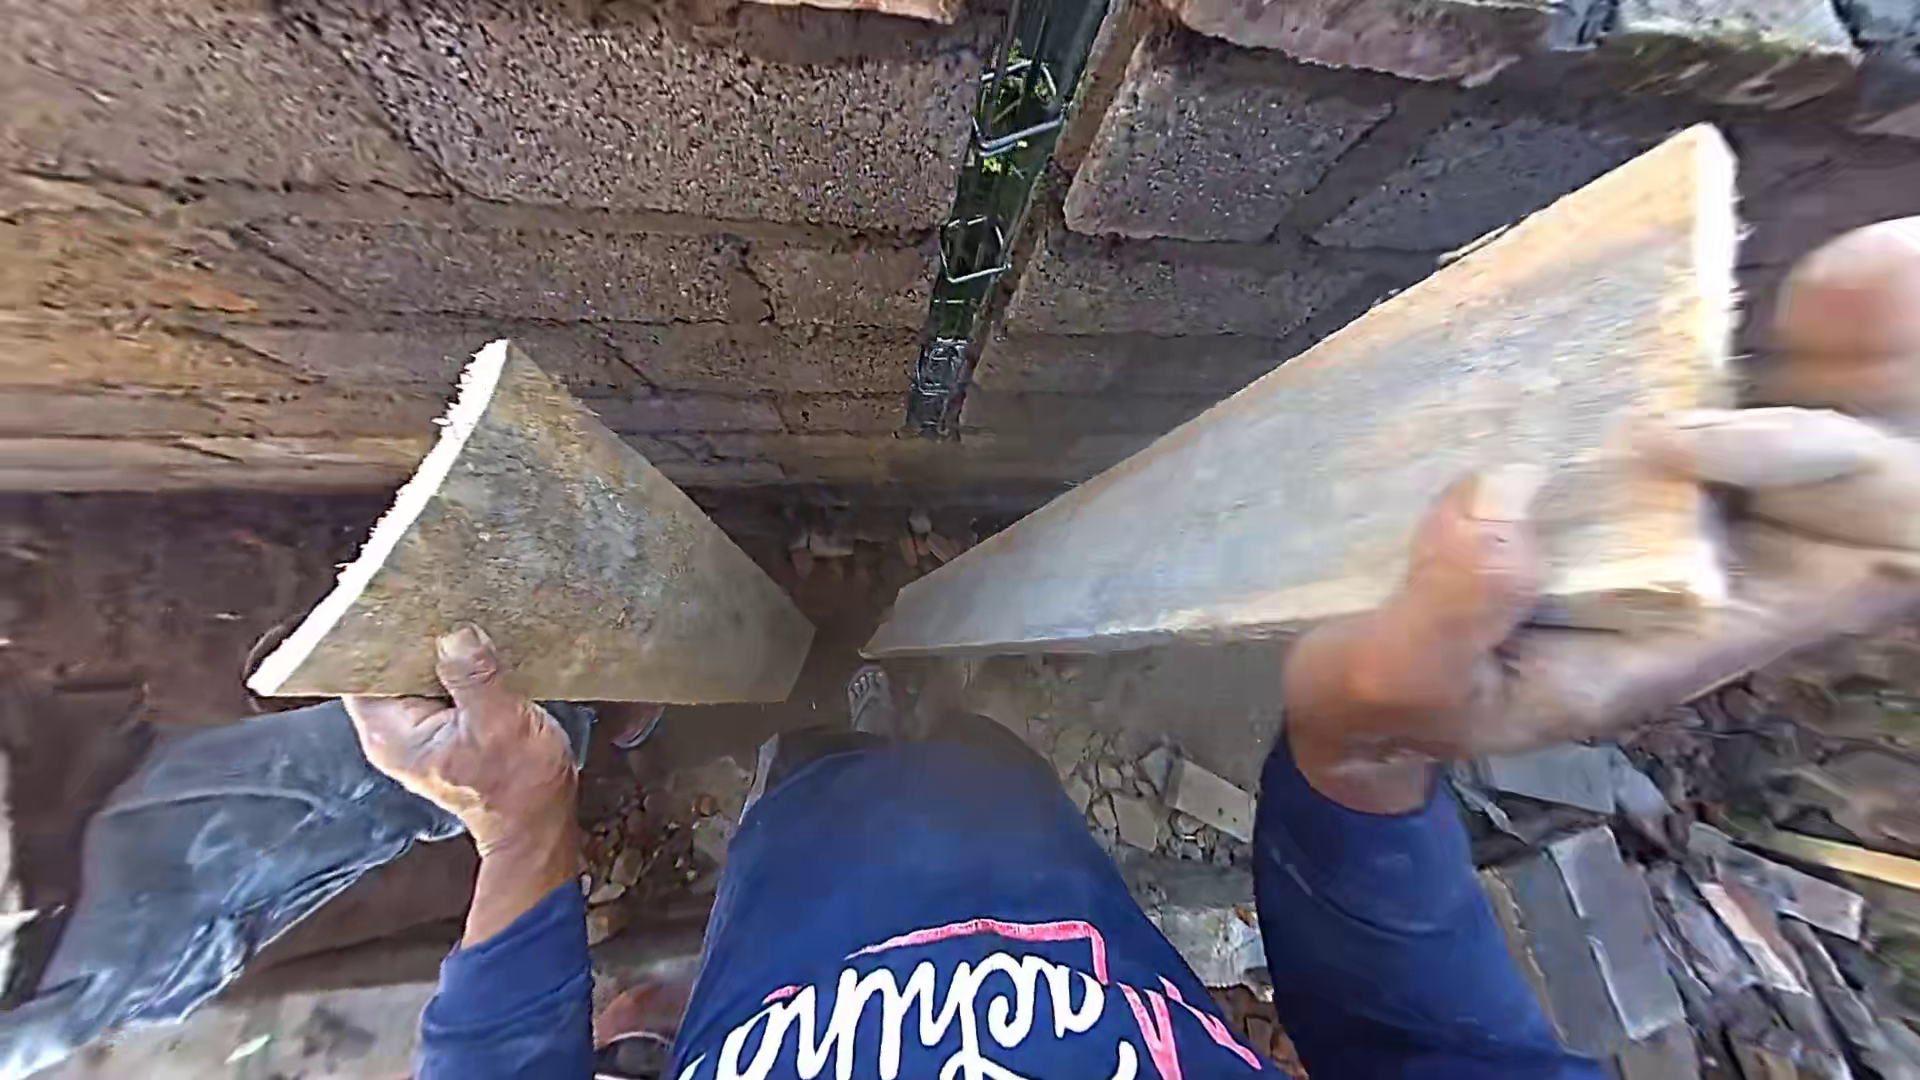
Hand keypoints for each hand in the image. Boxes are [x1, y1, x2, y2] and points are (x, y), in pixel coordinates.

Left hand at [346, 624, 579, 943]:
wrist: (538, 818)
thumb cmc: (517, 779)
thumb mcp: (499, 723)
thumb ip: (474, 678)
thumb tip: (455, 634)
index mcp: (391, 731)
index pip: (359, 671)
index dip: (372, 634)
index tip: (396, 596)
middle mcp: (397, 730)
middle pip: (389, 670)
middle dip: (413, 635)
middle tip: (439, 594)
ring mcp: (425, 731)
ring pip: (421, 676)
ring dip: (441, 649)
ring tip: (464, 612)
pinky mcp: (453, 728)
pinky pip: (446, 686)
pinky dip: (460, 665)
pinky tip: (484, 646)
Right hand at [1285, 217, 1919, 812]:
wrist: (1329, 697)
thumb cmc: (1371, 704)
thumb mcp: (1404, 678)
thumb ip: (1457, 610)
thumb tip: (1502, 488)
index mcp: (1671, 631)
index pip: (1852, 557)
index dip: (1827, 471)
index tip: (1672, 433)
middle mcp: (1674, 570)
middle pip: (1850, 477)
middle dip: (1876, 380)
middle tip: (1853, 273)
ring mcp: (1611, 524)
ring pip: (1759, 433)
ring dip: (1811, 350)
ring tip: (1836, 269)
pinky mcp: (1541, 493)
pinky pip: (1630, 419)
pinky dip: (1656, 362)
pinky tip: (1625, 315)